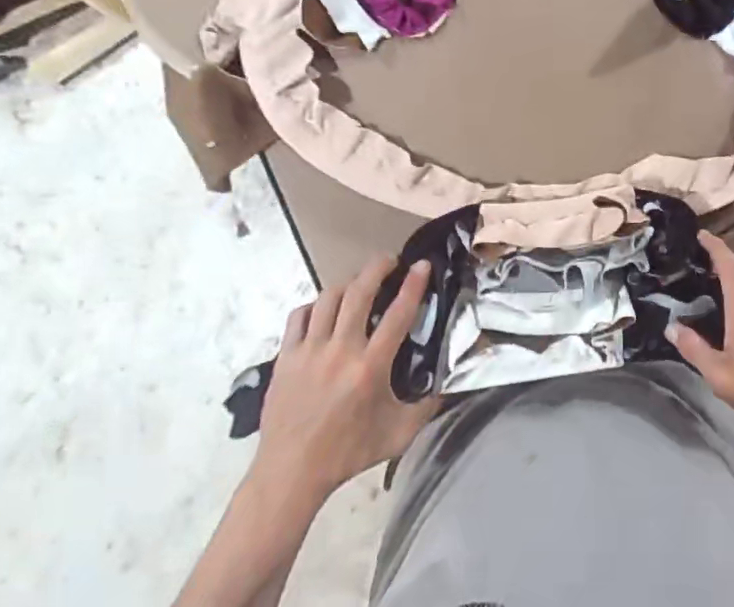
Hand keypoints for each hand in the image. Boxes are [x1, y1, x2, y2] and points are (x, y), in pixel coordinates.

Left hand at [253, 257, 439, 499]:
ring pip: (328, 298)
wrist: (292, 471)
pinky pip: (299, 316)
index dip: (413, 285)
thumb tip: (448, 384)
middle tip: (389, 261)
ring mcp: (309, 350)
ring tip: (358, 284)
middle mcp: (340, 351)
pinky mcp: (286, 356)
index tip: (422, 265)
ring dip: (347, 284)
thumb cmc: (348, 453)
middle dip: (377, 268)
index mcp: (370, 368)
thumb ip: (426, 408)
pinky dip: (314, 307)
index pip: (397, 314)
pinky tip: (323, 311)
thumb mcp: (397, 435)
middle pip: (359, 292)